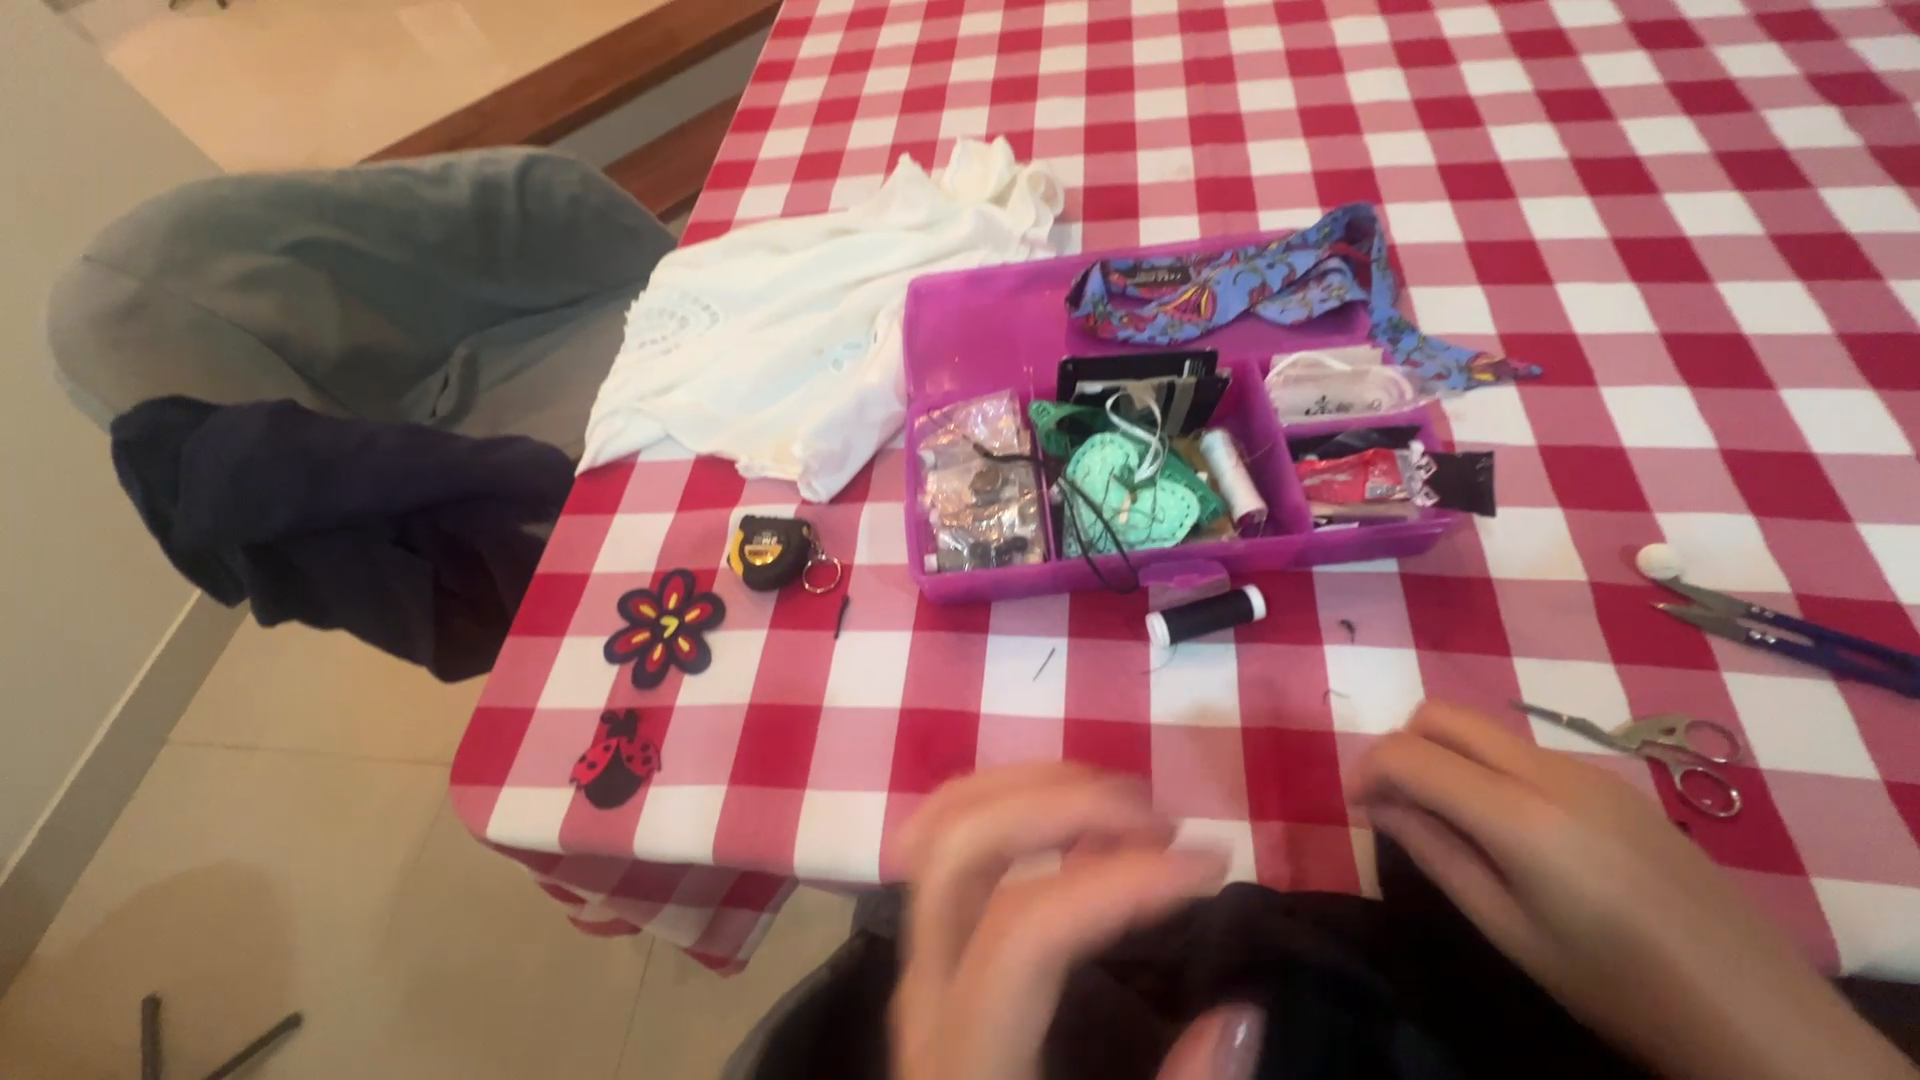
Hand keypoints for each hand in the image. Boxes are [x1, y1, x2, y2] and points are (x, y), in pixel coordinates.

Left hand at [891, 763, 1258, 1079]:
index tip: (1209, 864)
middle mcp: (922, 990)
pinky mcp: (925, 951)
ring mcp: (915, 960)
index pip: (1027, 929)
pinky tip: (1064, 809)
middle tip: (1158, 820)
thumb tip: (1240, 1012)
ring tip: (1121, 799)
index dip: (1121, 881)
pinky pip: (943, 843)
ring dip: (1032, 788)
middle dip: (1064, 806)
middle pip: (964, 848)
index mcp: (966, 1058)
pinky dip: (1003, 801)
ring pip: (944, 826)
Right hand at [1350, 701, 1916, 1079]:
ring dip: (1442, 755)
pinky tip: (1504, 828)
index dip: (1366, 770)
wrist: (1756, 1012)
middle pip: (1442, 715)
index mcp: (1520, 815)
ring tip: (1444, 819)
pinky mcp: (1613, 782)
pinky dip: (1484, 767)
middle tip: (1393, 803)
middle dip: (1399, 746)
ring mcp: (1588, 770)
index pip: (1410, 754)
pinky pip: (1522, 750)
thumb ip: (1434, 853)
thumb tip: (1378, 805)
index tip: (1356, 808)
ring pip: (1483, 729)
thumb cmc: (1614, 984)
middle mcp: (1550, 771)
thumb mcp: (1507, 929)